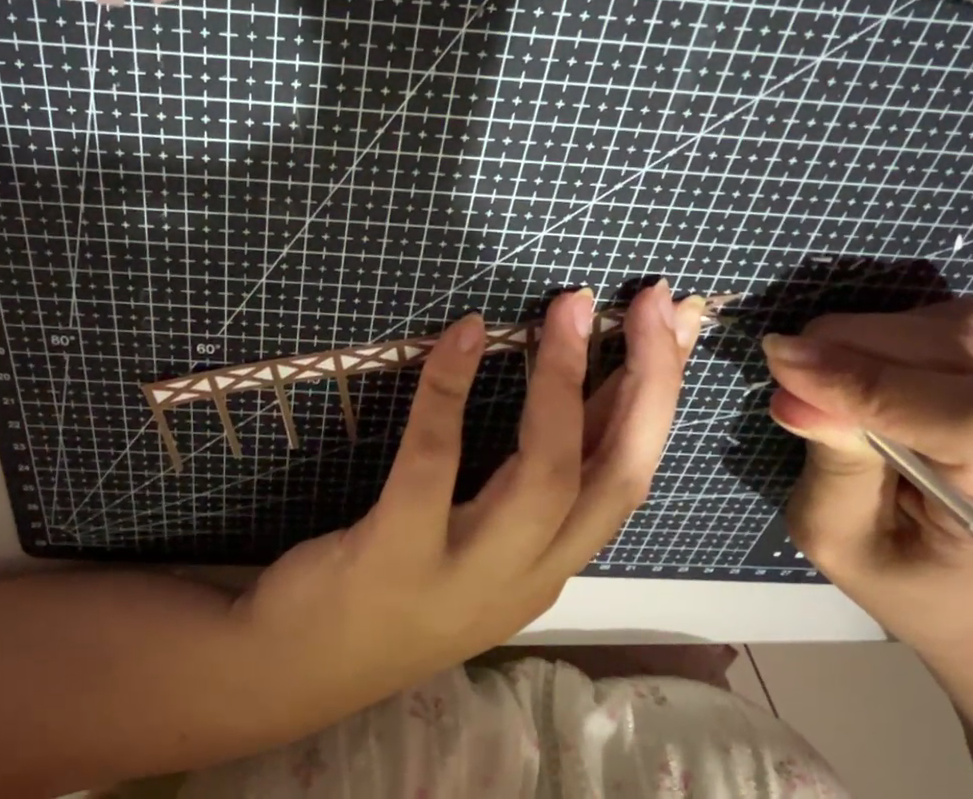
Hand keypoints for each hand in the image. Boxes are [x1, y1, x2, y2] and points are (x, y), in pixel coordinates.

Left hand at [235, 282, 707, 708]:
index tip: (675, 326)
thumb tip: (573, 390)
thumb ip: (525, 480)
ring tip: (569, 307)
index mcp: (552, 565)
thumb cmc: (391, 592)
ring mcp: (467, 574)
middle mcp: (529, 576)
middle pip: (615, 477)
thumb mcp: (479, 540)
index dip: (660, 398)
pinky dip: (450, 389)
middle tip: (654, 304)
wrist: (297, 669)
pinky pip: (434, 460)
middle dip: (648, 384)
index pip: (628, 476)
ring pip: (543, 472)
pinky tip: (462, 334)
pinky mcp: (396, 554)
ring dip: (563, 380)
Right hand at [763, 298, 972, 653]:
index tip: (783, 363)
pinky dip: (902, 334)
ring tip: (824, 366)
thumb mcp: (841, 545)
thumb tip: (794, 393)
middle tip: (787, 363)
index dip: (872, 380)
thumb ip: (832, 467)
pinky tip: (870, 364)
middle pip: (965, 355)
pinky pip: (970, 331)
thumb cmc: (906, 589)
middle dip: (858, 345)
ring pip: (967, 330)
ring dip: (876, 335)